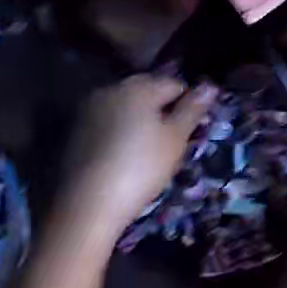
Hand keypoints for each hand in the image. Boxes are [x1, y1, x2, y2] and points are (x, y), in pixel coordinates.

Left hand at [59, 75, 216, 232]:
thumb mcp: (175, 139)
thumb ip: (192, 109)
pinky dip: (120, 129)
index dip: (189, 104)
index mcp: (138, 86)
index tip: (194, 129)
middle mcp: (111, 88)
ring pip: (126, 104)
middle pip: (147, 89)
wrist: (88, 203)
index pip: (174, 84)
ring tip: (150, 147)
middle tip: (173, 138)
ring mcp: (89, 108)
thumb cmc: (141, 167)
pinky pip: (108, 119)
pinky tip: (125, 153)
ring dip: (141, 117)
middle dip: (163, 107)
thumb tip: (210, 85)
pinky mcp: (76, 128)